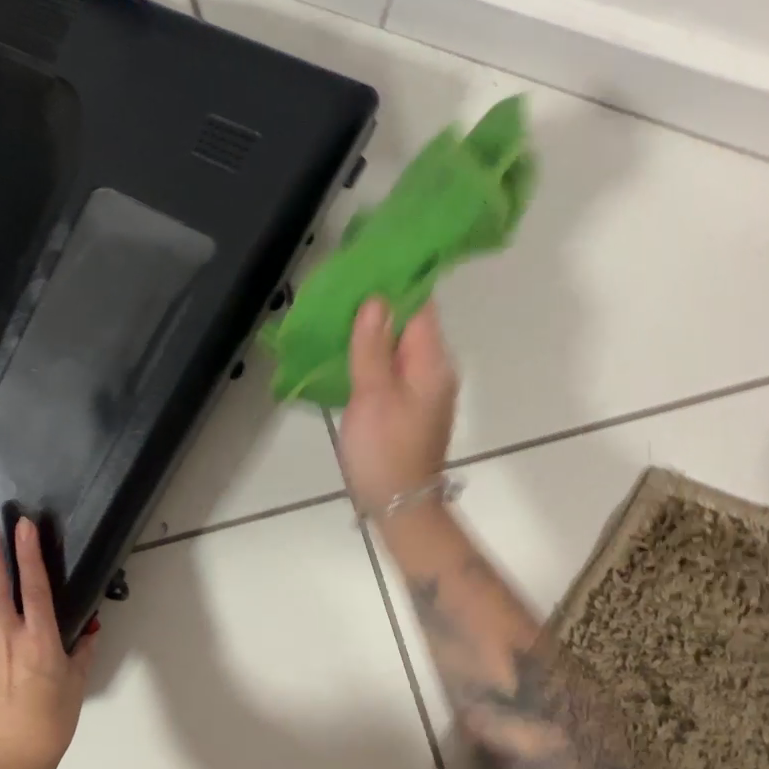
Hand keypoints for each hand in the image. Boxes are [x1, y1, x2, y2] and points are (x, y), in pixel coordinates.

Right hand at [337, 299, 457, 512]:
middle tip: (339, 289)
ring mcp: (422, 389)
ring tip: (335, 316)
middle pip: (410, 323)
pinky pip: (391, 366)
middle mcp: (433, 369)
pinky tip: (345, 353)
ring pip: (398, 345)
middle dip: (378, 305)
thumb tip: (376, 299)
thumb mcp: (373, 395)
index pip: (420, 306)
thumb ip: (372, 346)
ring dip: (371, 330)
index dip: (396, 283)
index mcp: (431, 362)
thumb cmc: (384, 450)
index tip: (364, 265)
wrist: (399, 503)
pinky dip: (371, 354)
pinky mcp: (407, 405)